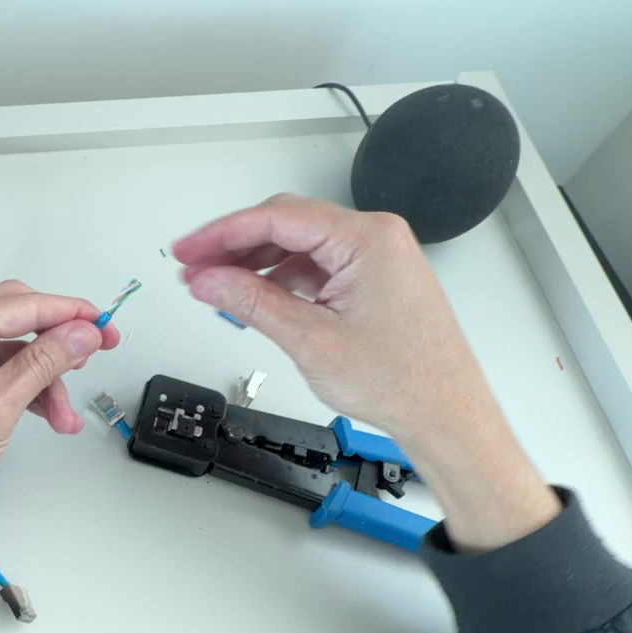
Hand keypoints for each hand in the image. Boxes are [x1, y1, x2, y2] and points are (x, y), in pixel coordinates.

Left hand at [0, 281, 119, 552]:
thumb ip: (44, 363)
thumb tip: (81, 334)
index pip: (27, 304)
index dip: (73, 314)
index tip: (105, 327)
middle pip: (21, 319)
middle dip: (59, 345)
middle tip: (92, 359)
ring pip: (13, 348)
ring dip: (44, 377)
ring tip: (63, 417)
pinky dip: (23, 386)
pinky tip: (44, 413)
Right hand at [173, 194, 556, 550]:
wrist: (443, 413)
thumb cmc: (401, 380)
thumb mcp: (309, 340)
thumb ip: (251, 303)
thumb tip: (209, 281)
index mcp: (366, 240)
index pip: (276, 219)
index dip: (222, 234)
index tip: (188, 250)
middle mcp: (375, 239)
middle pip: (285, 226)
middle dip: (232, 246)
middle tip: (192, 265)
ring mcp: (375, 259)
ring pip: (297, 247)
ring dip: (253, 264)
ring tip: (214, 286)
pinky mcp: (372, 281)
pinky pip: (314, 268)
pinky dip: (279, 280)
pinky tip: (253, 297)